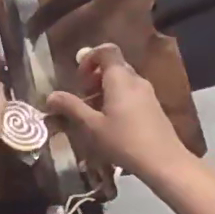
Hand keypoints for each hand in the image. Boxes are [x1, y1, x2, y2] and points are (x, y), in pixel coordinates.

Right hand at [46, 44, 195, 179]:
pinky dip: (115, 98)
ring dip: (103, 89)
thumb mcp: (91, 126)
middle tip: (82, 96)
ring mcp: (147, 93)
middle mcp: (136, 80)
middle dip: (93, 77)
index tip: (78, 79)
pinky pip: (130, 92)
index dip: (89, 58)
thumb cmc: (124, 141)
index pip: (106, 51)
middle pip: (113, 66)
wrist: (164, 162)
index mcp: (120, 79)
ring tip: (92, 112)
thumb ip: (70, 107)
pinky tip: (109, 121)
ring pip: (122, 80)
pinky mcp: (152, 107)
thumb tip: (50, 96)